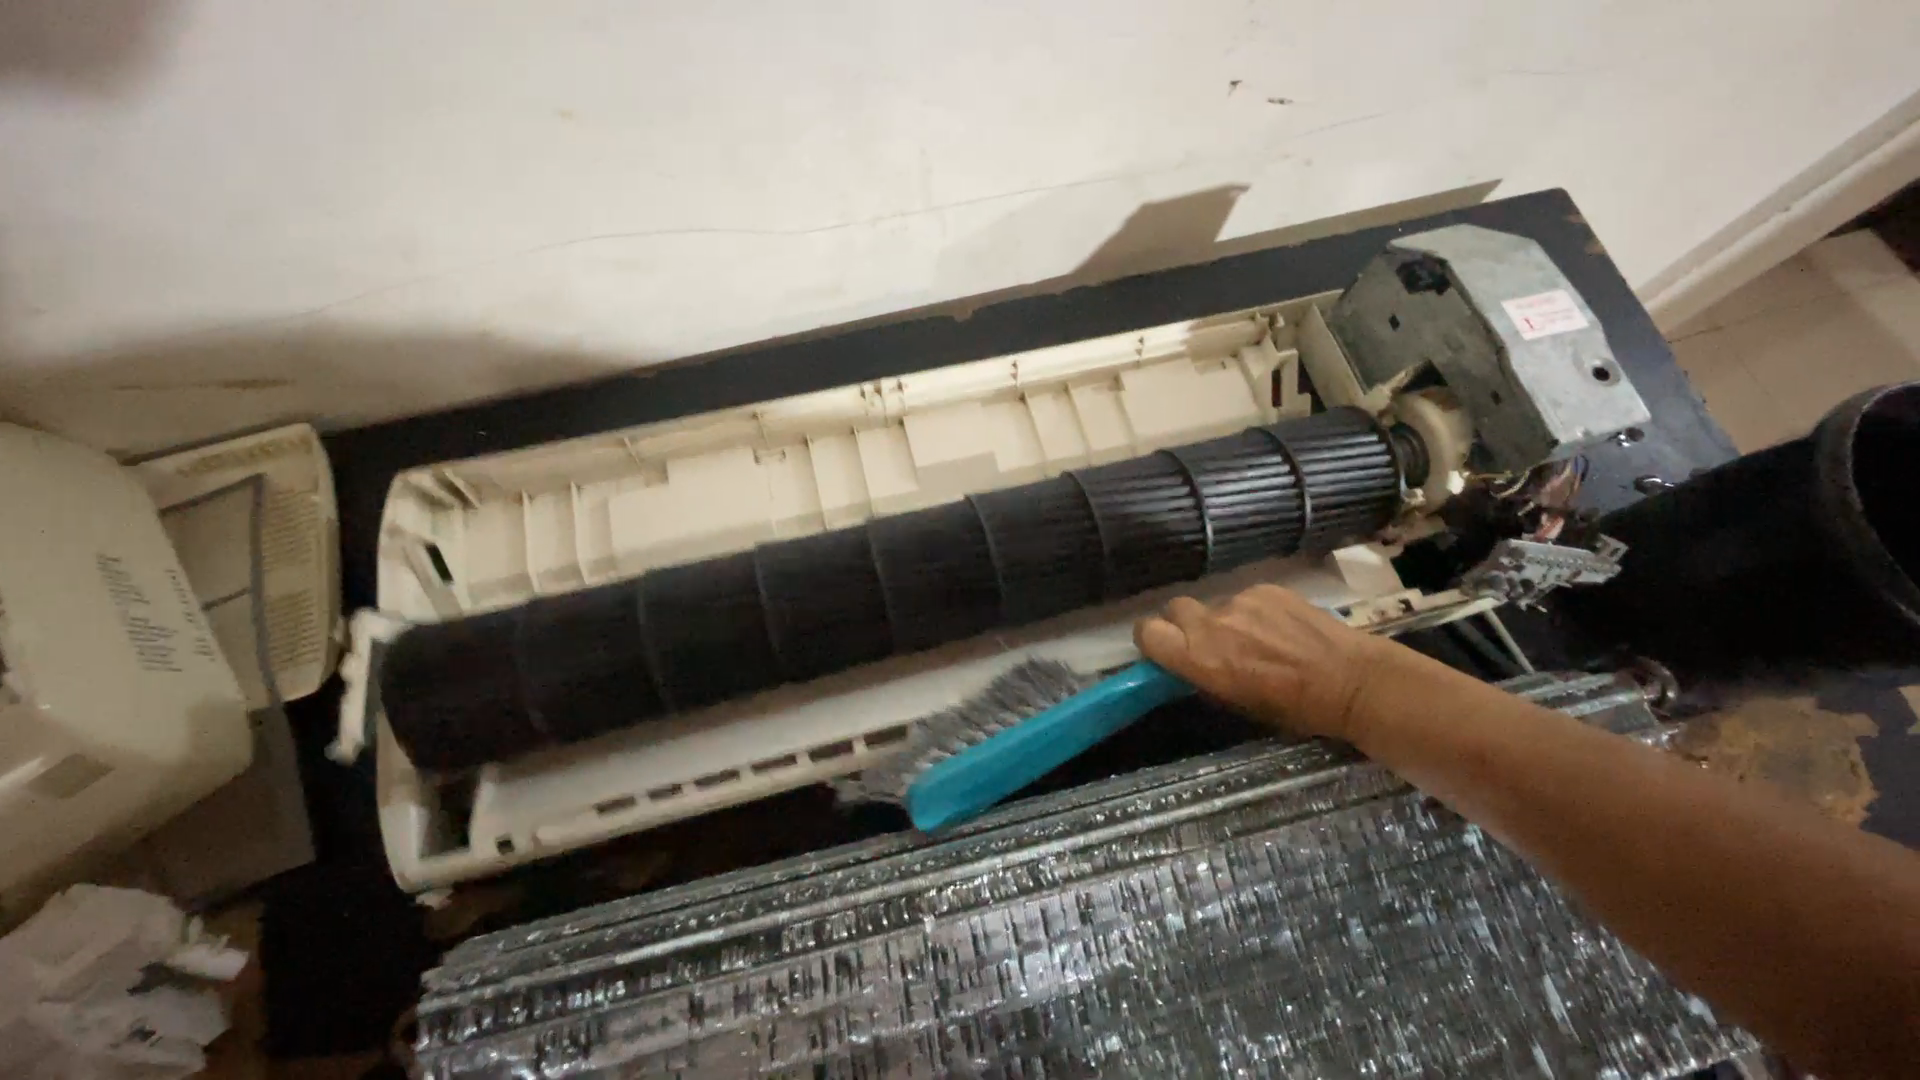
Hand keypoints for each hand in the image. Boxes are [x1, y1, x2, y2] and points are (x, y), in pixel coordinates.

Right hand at [1134, 584, 1391, 741]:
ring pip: (1214, 605)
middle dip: (1183, 624)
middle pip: (1174, 609)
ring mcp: (1239, 600)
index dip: (1152, 639)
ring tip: (1255, 639)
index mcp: (1198, 657)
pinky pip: (1246, 597)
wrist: (1350, 680)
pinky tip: (1280, 629)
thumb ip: (1203, 676)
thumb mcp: (1236, 703)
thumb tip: (1188, 664)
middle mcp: (1211, 623)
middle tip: (1208, 643)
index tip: (1165, 649)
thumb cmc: (1293, 707)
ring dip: (1223, 620)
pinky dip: (1254, 611)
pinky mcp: (1265, 588)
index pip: (1146, 631)